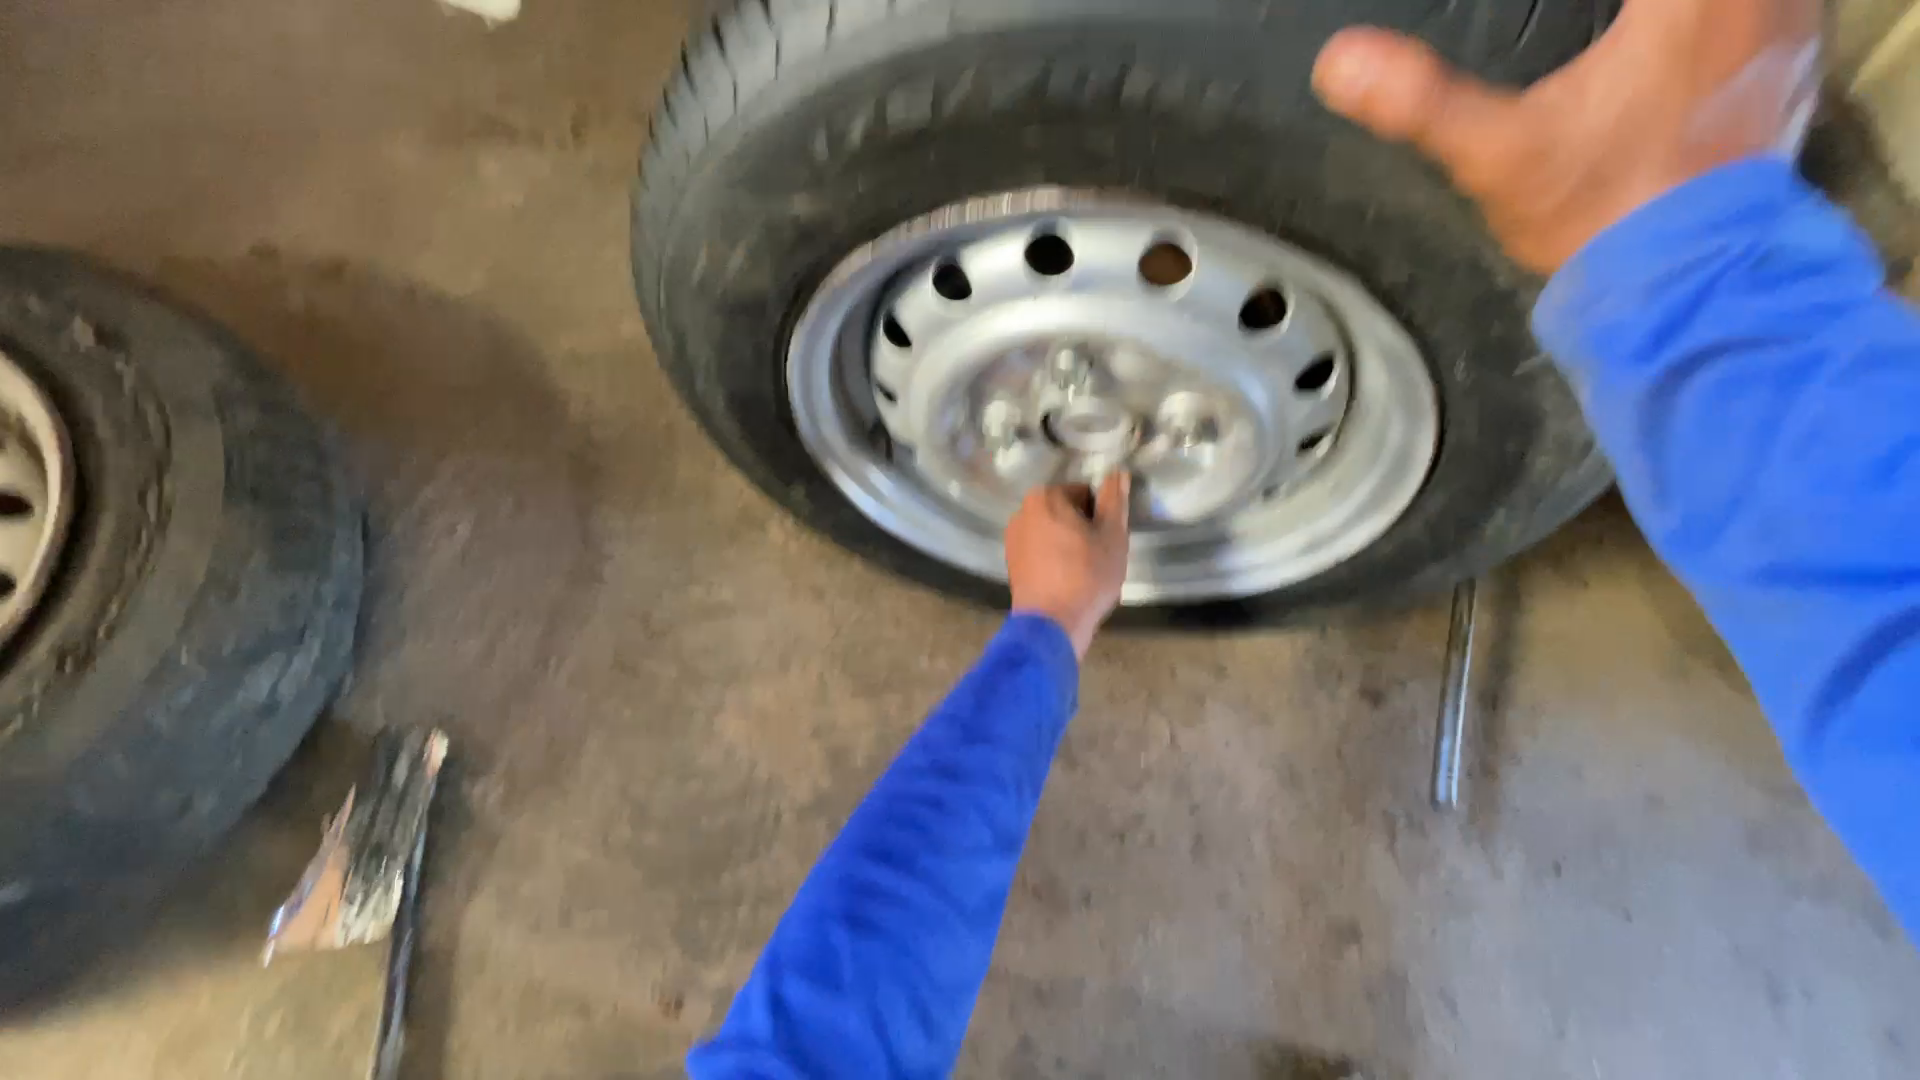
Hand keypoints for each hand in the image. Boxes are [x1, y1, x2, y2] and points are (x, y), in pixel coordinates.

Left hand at [1005, 472, 1131, 658]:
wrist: (1051, 623)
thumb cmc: (1087, 575)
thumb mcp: (1112, 535)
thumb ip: (1115, 500)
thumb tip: (1117, 473)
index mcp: (1044, 497)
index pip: (1084, 493)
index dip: (1101, 516)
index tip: (1105, 540)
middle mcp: (1021, 512)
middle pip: (1065, 512)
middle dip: (1083, 529)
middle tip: (1097, 556)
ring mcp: (1012, 539)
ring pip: (1052, 533)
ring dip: (1068, 545)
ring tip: (1082, 572)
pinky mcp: (1011, 563)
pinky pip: (1040, 552)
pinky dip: (1054, 560)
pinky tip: (1066, 581)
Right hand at [1312, 0, 1821, 273]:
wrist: (1680, 282)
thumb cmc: (1594, 209)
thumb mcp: (1493, 155)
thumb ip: (1420, 101)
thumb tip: (1334, 61)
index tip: (1536, 7)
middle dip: (1601, 5)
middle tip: (1566, 21)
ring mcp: (1788, 24)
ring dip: (1653, 11)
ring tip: (1595, 27)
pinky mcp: (1787, 66)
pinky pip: (1750, 9)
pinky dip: (1699, 18)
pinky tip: (1649, 49)